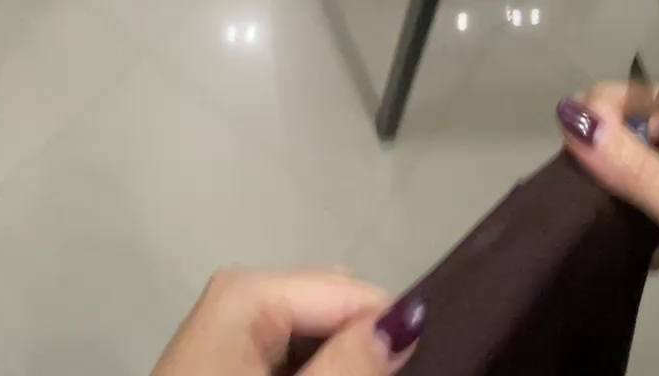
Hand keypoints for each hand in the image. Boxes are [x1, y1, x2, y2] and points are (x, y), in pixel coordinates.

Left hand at [149, 269, 422, 375]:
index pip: (348, 290)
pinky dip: (316, 371)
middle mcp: (240, 294)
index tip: (428, 368)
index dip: (390, 330)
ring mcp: (233, 325)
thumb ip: (350, 364)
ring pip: (316, 332)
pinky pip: (291, 351)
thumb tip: (409, 315)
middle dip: (365, 346)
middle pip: (332, 306)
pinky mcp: (230, 356)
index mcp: (249, 291)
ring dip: (344, 363)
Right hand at [557, 86, 658, 375]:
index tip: (582, 169)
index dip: (599, 125)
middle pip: (617, 128)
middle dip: (596, 161)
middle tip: (594, 206)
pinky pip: (619, 201)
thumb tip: (569, 115)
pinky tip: (614, 244)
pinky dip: (609, 219)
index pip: (630, 98)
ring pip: (612, 165)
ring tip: (602, 226)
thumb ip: (643, 176)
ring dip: (599, 193)